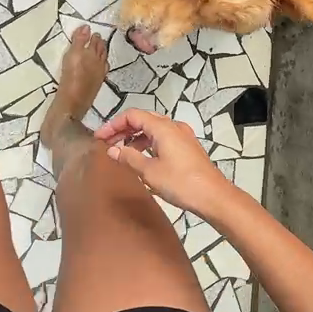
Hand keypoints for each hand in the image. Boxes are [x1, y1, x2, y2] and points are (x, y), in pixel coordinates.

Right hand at [94, 108, 240, 219]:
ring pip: (153, 129)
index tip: (99, 138)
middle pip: (142, 119)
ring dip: (135, 137)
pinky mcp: (187, 147)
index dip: (113, 125)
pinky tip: (141, 158)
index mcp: (163, 127)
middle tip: (107, 144)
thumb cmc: (180, 182)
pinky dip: (148, 143)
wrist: (213, 196)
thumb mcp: (149, 171)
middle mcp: (173, 126)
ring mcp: (182, 136)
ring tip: (121, 152)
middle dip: (123, 130)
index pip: (132, 115)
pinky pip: (162, 138)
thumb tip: (111, 150)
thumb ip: (129, 157)